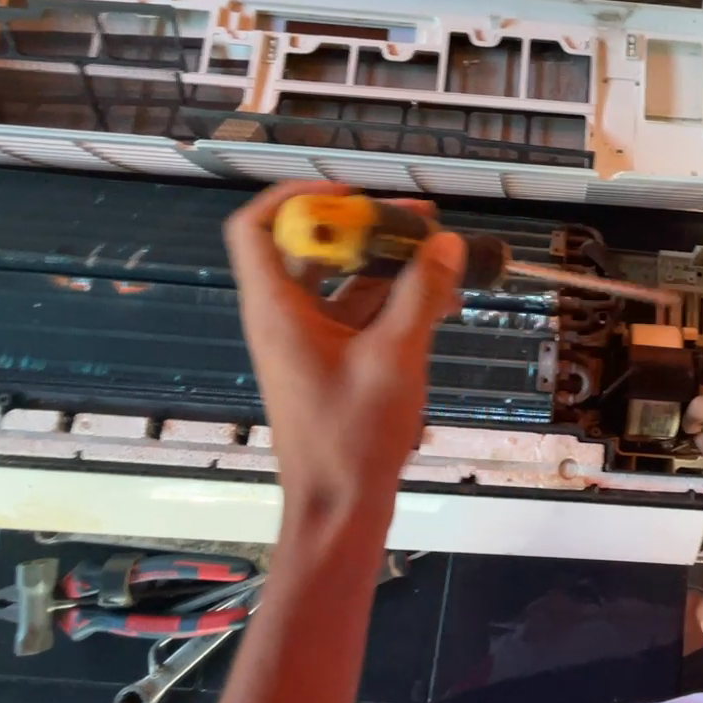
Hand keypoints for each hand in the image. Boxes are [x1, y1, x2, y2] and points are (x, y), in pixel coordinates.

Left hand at [223, 182, 465, 516]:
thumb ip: (420, 294)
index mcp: (279, 310)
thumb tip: (445, 244)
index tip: (356, 196)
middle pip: (313, 248)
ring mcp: (311, 340)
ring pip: (345, 281)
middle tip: (421, 221)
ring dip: (390, 265)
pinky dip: (395, 300)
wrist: (340, 506)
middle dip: (367, 228)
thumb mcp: (395, 357)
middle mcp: (287, 318)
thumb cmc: (353, 436)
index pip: (258, 228)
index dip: (300, 198)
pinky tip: (440, 301)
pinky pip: (361, 314)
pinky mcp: (334, 361)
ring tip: (443, 259)